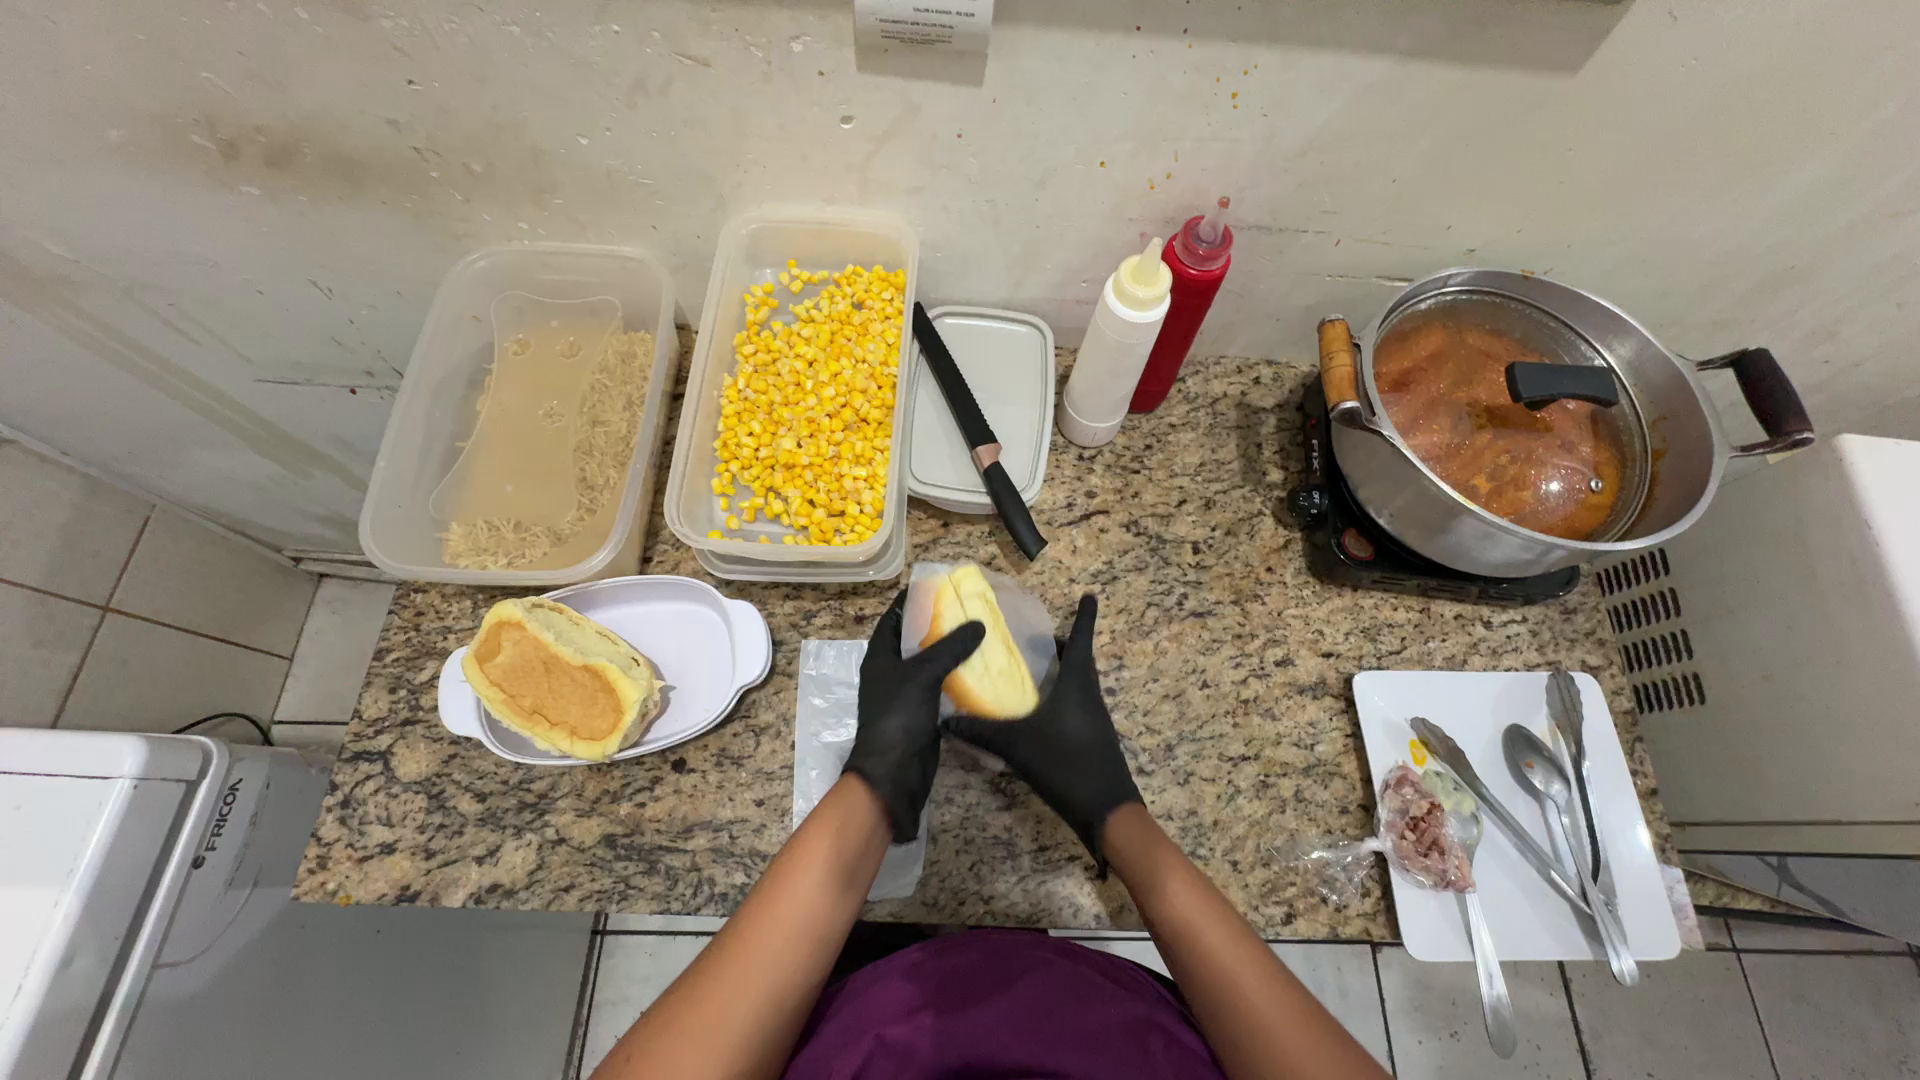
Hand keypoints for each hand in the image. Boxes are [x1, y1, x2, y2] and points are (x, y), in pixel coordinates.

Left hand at [844, 590, 984, 842]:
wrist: (894, 772)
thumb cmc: (898, 716)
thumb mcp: (923, 674)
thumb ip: (950, 647)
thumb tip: (978, 624)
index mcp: (880, 657)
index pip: (893, 619)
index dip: (911, 601)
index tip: (936, 586)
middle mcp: (890, 673)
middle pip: (913, 641)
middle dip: (937, 625)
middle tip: (966, 609)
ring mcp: (906, 695)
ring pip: (930, 665)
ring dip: (950, 652)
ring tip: (979, 634)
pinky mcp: (923, 714)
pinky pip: (941, 688)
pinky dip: (957, 678)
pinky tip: (981, 670)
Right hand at [945, 594, 1141, 871]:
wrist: (1107, 810)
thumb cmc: (1066, 765)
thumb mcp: (1017, 745)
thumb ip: (980, 732)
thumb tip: (944, 721)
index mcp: (1077, 685)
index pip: (1082, 640)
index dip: (1085, 616)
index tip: (1089, 595)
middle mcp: (1089, 696)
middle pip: (1081, 660)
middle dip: (1065, 645)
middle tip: (1040, 635)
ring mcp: (1094, 719)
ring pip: (1079, 684)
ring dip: (1063, 671)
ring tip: (1035, 666)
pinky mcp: (1093, 738)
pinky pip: (1077, 704)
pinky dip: (1061, 695)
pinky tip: (1039, 710)